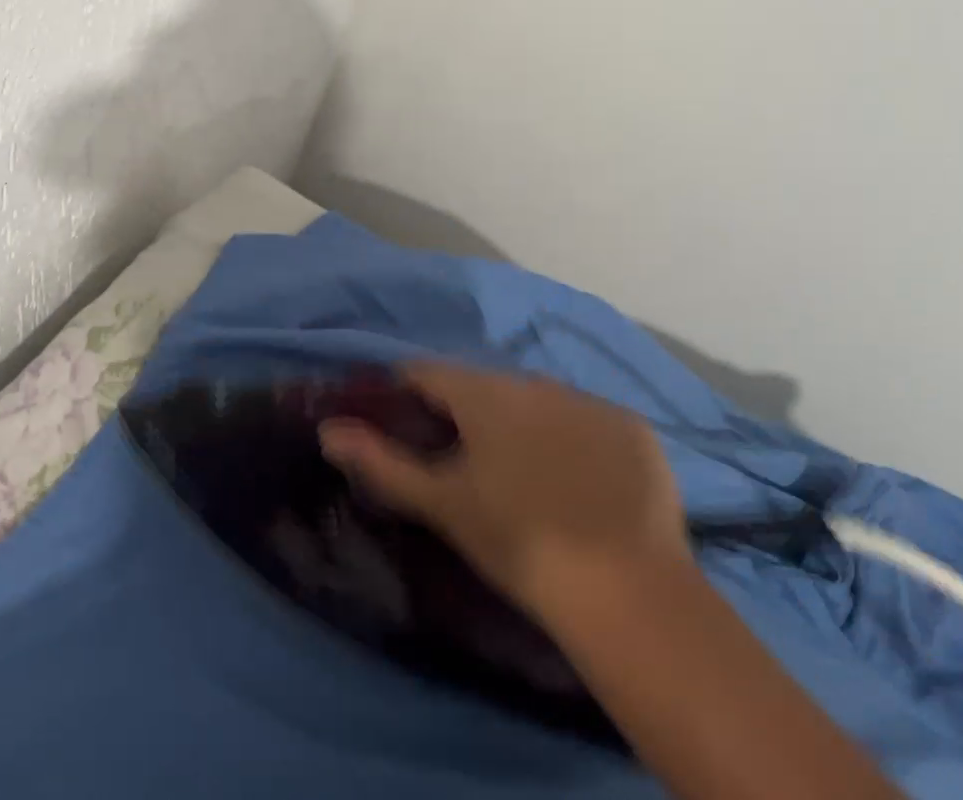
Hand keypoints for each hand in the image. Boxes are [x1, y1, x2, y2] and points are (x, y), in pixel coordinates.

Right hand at [319, 361, 690, 617]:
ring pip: (536, 401)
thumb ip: (380, 461)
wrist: (624, 589)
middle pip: (482, 385)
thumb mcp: (441, 503)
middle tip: (452, 459)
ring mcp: (593, 404)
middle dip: (461, 411)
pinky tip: (569, 481)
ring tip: (514, 472)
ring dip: (516, 422)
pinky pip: (583, 421)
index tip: (393, 422)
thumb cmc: (515, 540)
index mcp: (486, 395)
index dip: (401, 392)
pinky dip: (567, 439)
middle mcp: (539, 383)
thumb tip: (328, 430)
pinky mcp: (634, 432)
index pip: (426, 372)